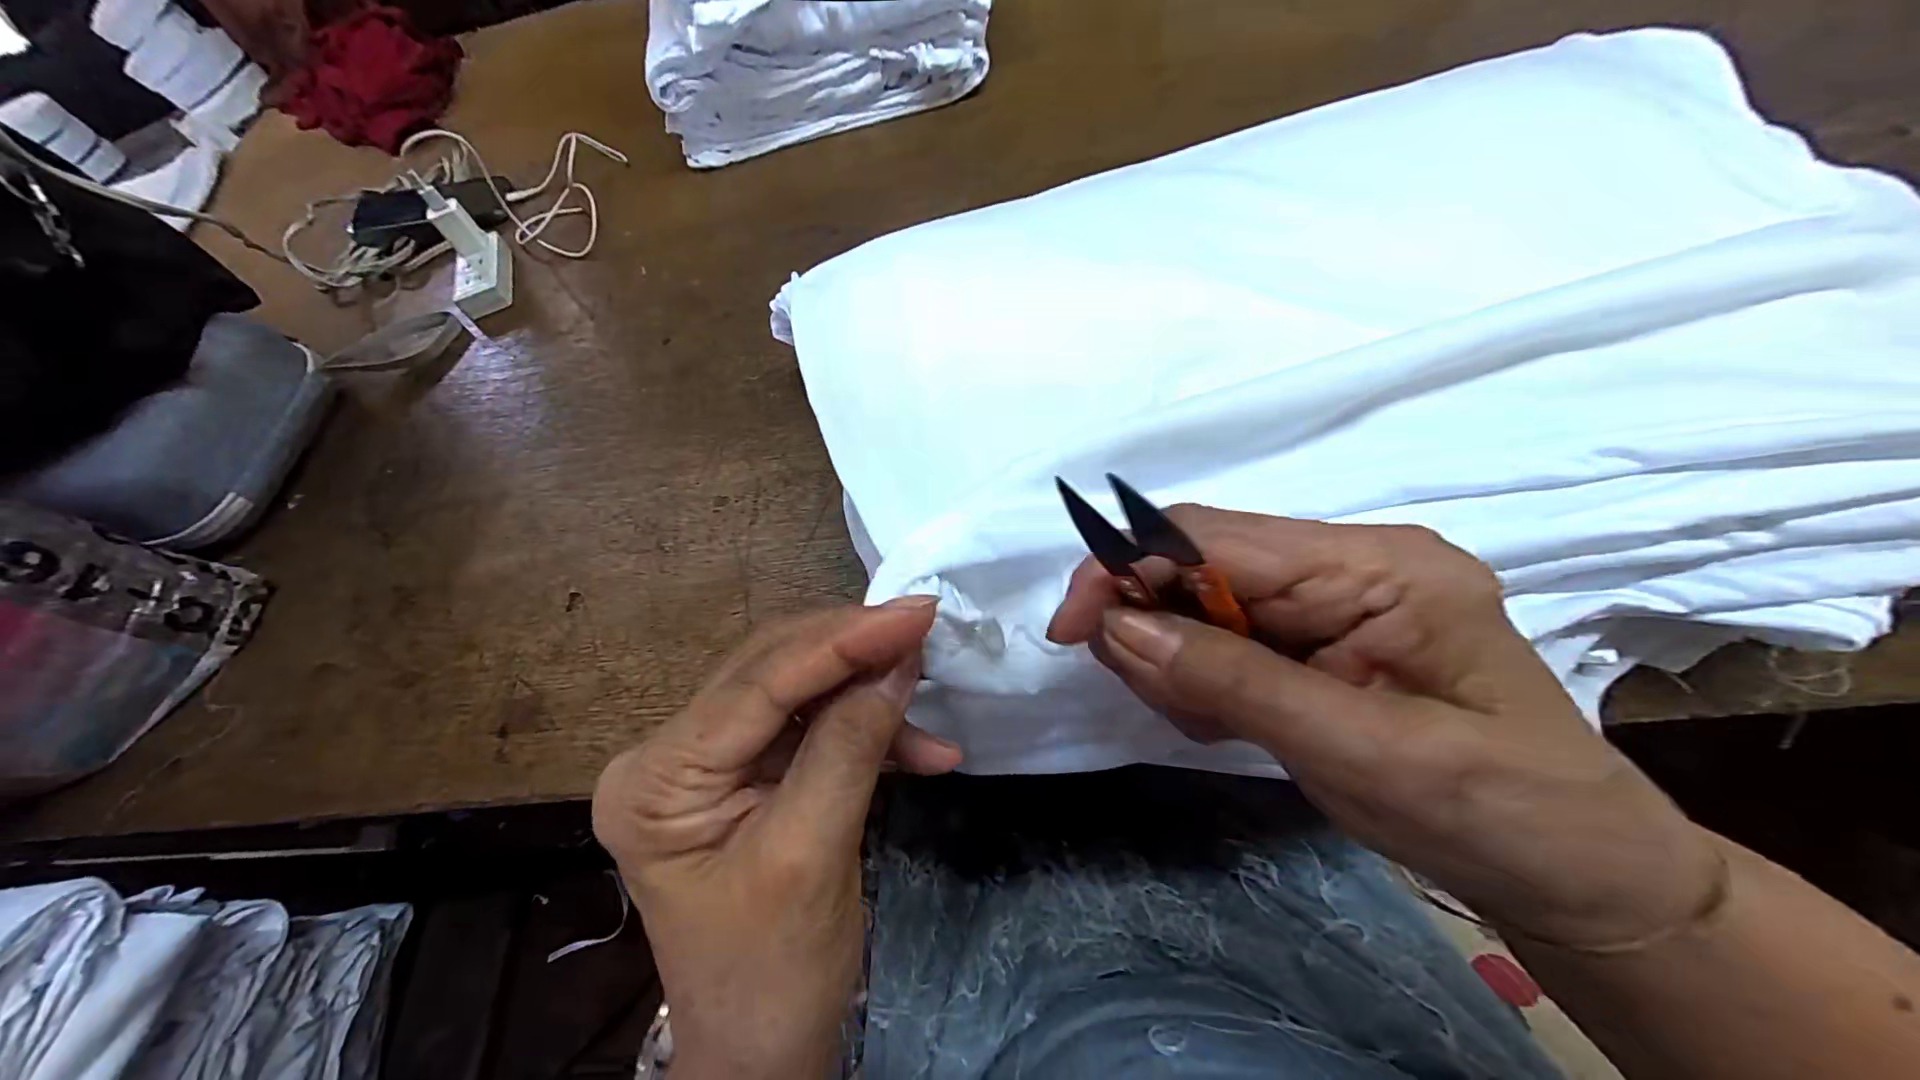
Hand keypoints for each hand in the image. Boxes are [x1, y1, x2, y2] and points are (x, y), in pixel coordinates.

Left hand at [593, 599, 959, 1078]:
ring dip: (867, 693)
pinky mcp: (747, 773)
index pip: (758, 682)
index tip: (914, 611)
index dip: (842, 639)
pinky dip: (867, 731)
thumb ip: (852, 745)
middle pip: (773, 670)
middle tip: (923, 629)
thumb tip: (898, 660)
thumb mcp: (813, 853)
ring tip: (925, 694)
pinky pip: (812, 727)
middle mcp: (670, 754)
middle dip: (854, 650)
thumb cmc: (774, 969)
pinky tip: (919, 750)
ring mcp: (708, 761)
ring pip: (798, 691)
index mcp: (657, 777)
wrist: (765, 1047)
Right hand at [1048, 508, 1723, 951]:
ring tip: (1208, 725)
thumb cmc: (1497, 812)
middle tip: (1156, 696)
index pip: (1215, 536)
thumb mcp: (1359, 750)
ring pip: (1198, 604)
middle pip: (1199, 563)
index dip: (1128, 566)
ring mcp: (1328, 601)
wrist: (1576, 875)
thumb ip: (1231, 680)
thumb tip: (1117, 626)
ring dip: (1173, 660)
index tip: (1073, 628)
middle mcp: (1345, 564)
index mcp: (1374, 567)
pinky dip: (1196, 679)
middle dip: (1150, 623)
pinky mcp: (1312, 638)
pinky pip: (1219, 639)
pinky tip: (1225, 723)